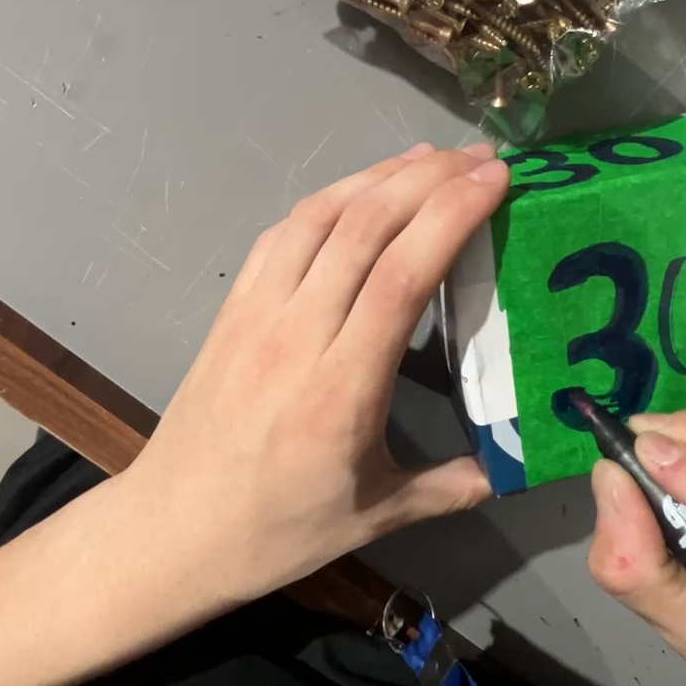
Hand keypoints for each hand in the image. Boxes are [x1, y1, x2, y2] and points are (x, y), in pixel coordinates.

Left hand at [124, 143, 507, 605]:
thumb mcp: (375, 517)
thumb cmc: (276, 528)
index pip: (402, 275)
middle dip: (430, 178)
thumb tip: (515, 468)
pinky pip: (282, 232)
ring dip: (379, 174)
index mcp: (342, 387)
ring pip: (321, 216)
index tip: (496, 179)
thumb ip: (449, 487)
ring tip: (429, 156)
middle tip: (480, 156)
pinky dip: (329, 197)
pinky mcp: (233, 305)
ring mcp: (258, 311)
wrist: (170, 529)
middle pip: (365, 228)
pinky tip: (358, 189)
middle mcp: (298, 332)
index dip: (452, 214)